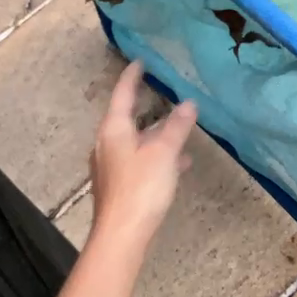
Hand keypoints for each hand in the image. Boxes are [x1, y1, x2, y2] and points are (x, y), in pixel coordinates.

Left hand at [88, 62, 198, 249]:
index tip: (139, 61)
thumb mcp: (164, 153)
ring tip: (179, 129)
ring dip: (155, 134)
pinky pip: (139, 161)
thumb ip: (177, 127)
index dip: (132, 76)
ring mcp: (111, 166)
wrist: (121, 235)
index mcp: (113, 129)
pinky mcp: (119, 185)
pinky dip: (156, 156)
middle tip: (158, 89)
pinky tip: (179, 164)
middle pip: (126, 117)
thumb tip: (189, 103)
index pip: (122, 94)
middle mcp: (107, 144)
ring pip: (135, 141)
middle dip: (144, 106)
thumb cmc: (141, 188)